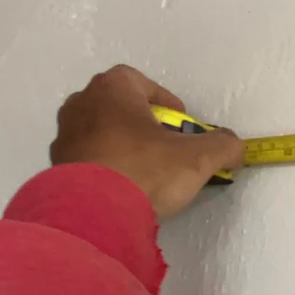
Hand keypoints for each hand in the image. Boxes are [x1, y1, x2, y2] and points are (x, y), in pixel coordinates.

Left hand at [50, 65, 245, 217]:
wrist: (95, 213)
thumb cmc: (146, 172)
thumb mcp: (197, 158)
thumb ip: (222, 147)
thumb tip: (237, 146)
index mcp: (113, 89)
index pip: (139, 81)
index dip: (163, 99)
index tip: (180, 122)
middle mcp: (82, 103)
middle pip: (118, 106)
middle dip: (142, 122)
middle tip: (164, 146)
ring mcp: (65, 135)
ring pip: (100, 132)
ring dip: (121, 144)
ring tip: (143, 170)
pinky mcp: (58, 167)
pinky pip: (87, 159)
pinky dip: (104, 167)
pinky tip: (122, 188)